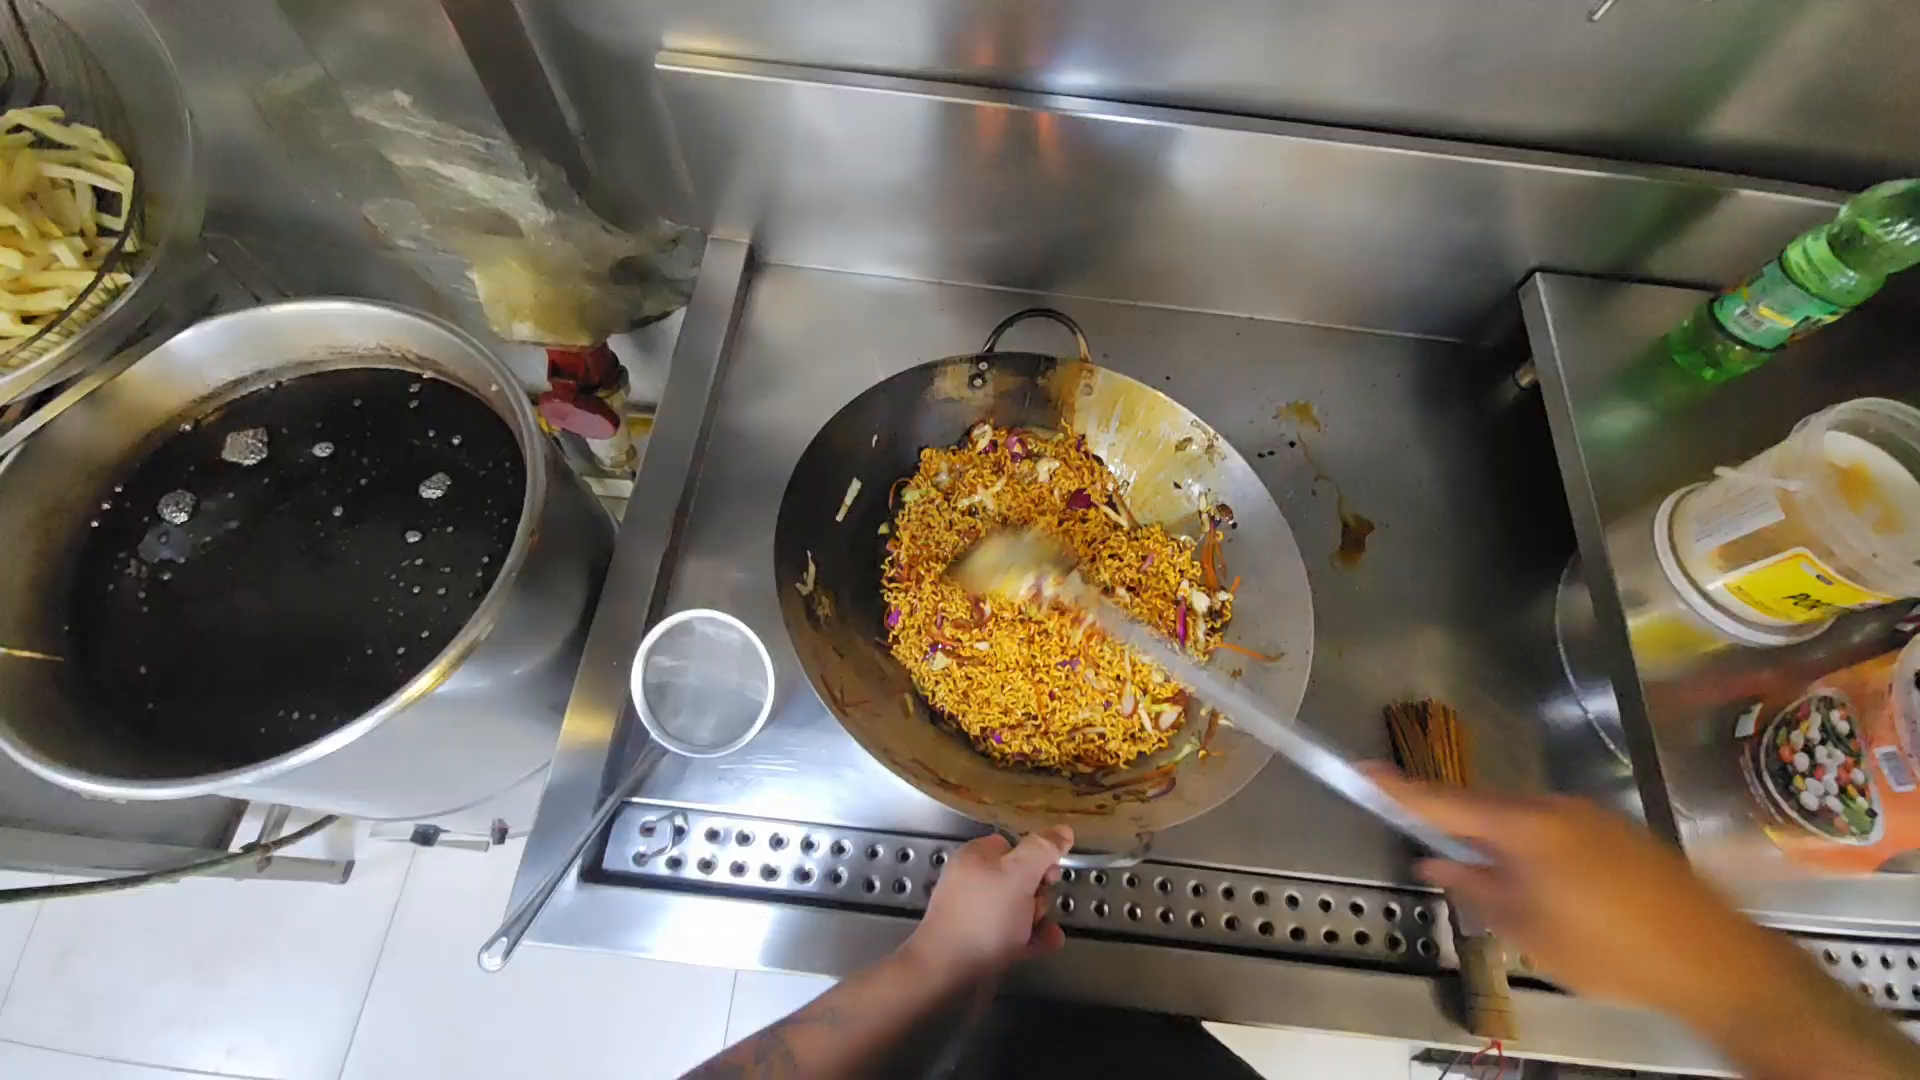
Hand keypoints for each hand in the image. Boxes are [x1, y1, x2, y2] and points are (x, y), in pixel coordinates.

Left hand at [901, 826, 1072, 984]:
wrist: (947, 973)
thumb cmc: (984, 916)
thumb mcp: (1018, 874)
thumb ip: (1042, 850)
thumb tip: (1063, 830)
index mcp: (977, 856)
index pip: (1013, 845)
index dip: (1037, 858)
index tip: (1051, 875)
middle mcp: (974, 881)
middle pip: (1019, 878)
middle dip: (1039, 892)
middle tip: (1039, 907)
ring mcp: (976, 914)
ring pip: (1018, 908)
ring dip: (1038, 917)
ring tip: (1043, 929)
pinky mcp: (980, 943)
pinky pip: (1013, 934)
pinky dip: (1032, 937)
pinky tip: (1050, 942)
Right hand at [1376, 773, 1798, 1018]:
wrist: (1727, 969)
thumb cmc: (1613, 953)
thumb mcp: (1527, 930)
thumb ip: (1472, 886)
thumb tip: (1436, 860)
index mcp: (1523, 828)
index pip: (1443, 801)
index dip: (1398, 787)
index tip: (1362, 770)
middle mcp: (1553, 807)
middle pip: (1481, 805)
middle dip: (1457, 824)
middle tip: (1443, 853)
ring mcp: (1590, 815)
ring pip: (1520, 816)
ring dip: (1499, 839)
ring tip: (1506, 884)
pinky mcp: (1618, 830)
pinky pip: (1553, 825)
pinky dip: (1535, 845)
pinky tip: (1551, 886)